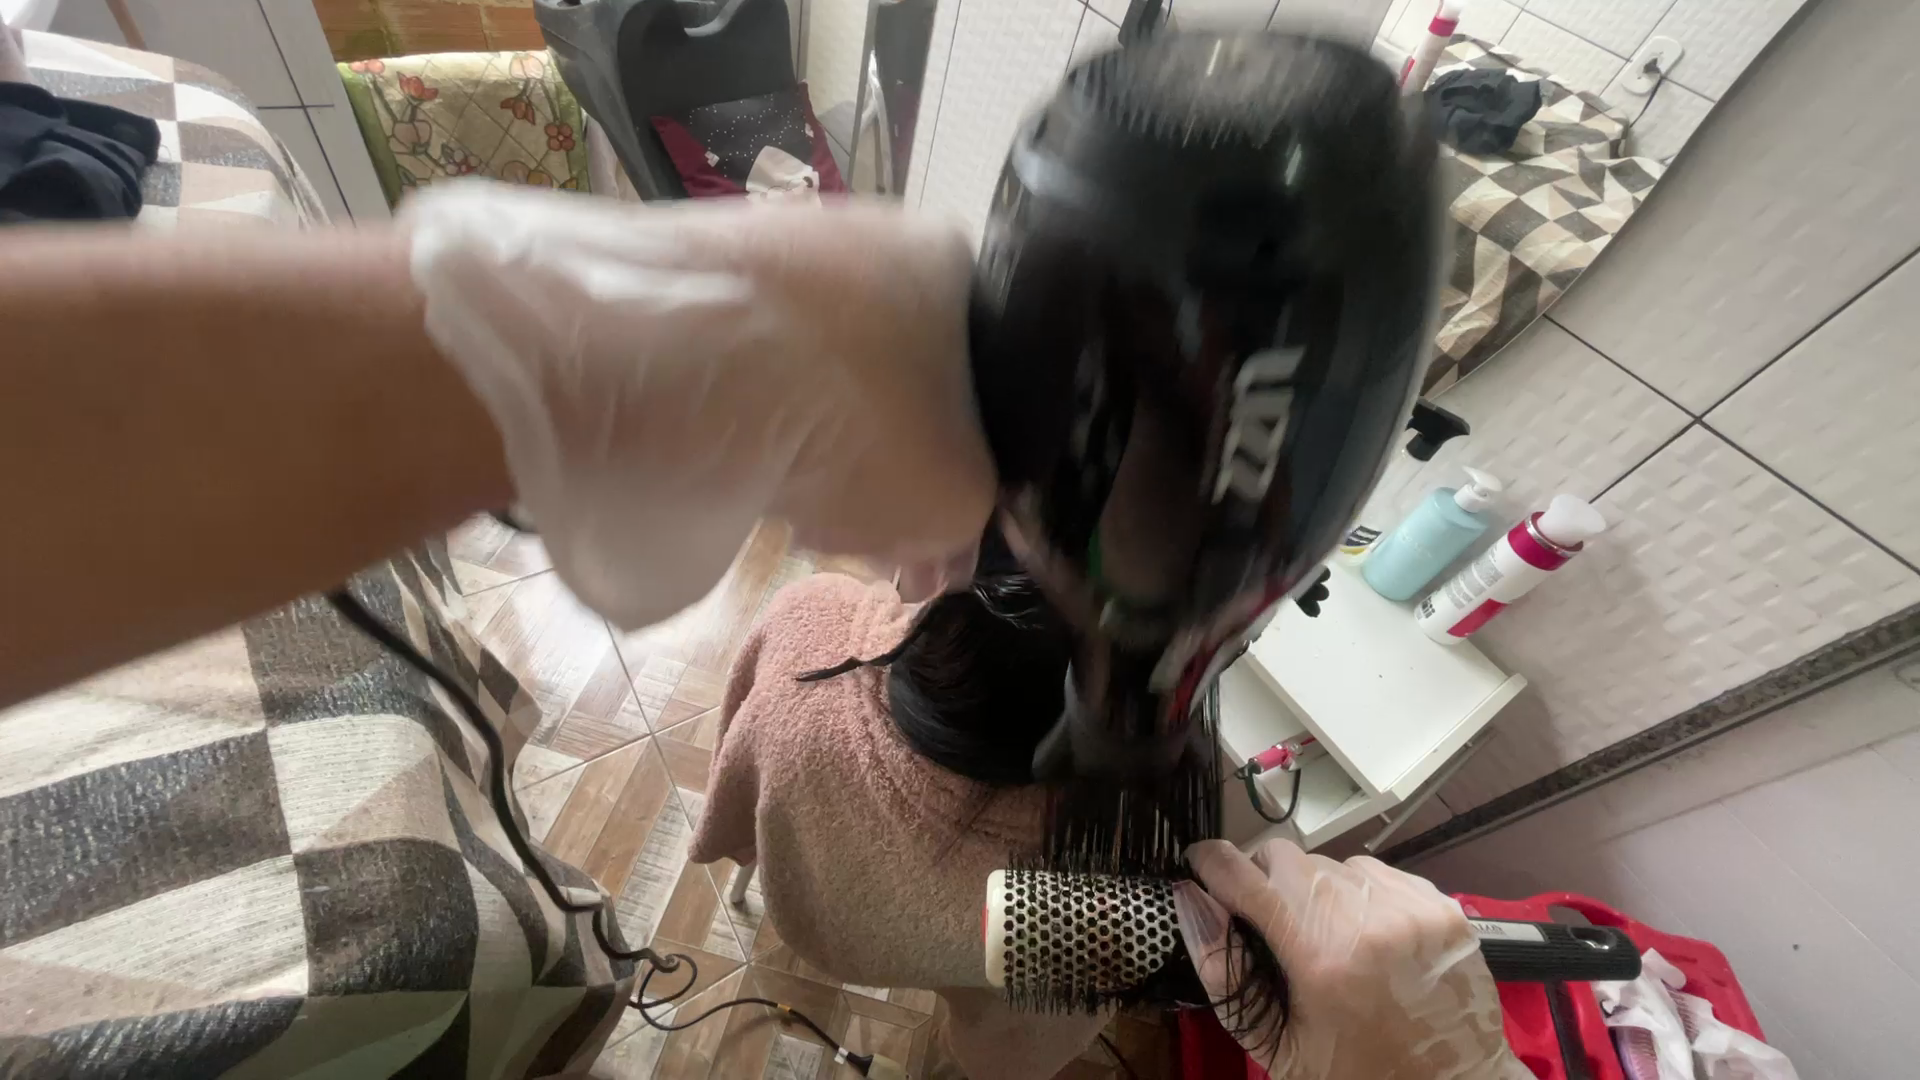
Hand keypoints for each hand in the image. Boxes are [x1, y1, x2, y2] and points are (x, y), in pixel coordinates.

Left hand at [406, 185, 993, 627]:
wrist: (666, 356)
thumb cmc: (845, 419)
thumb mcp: (950, 498)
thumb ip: (967, 526)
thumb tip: (941, 555)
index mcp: (956, 270)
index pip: (982, 393)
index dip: (960, 476)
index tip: (922, 535)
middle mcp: (876, 241)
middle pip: (900, 393)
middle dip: (886, 477)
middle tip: (859, 538)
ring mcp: (782, 251)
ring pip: (827, 384)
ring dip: (823, 460)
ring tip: (796, 517)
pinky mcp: (699, 276)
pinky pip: (756, 369)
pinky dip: (761, 425)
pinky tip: (743, 473)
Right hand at [1172, 839, 1524, 1079]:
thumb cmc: (1355, 1076)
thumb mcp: (1272, 1043)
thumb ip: (1217, 967)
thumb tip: (1188, 892)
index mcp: (1318, 956)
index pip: (1239, 873)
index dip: (1207, 861)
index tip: (1198, 865)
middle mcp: (1363, 918)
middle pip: (1280, 856)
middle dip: (1264, 881)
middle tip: (1275, 924)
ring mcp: (1407, 907)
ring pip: (1326, 860)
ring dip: (1313, 887)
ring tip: (1328, 934)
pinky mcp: (1439, 904)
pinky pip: (1372, 868)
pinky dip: (1358, 891)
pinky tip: (1368, 933)